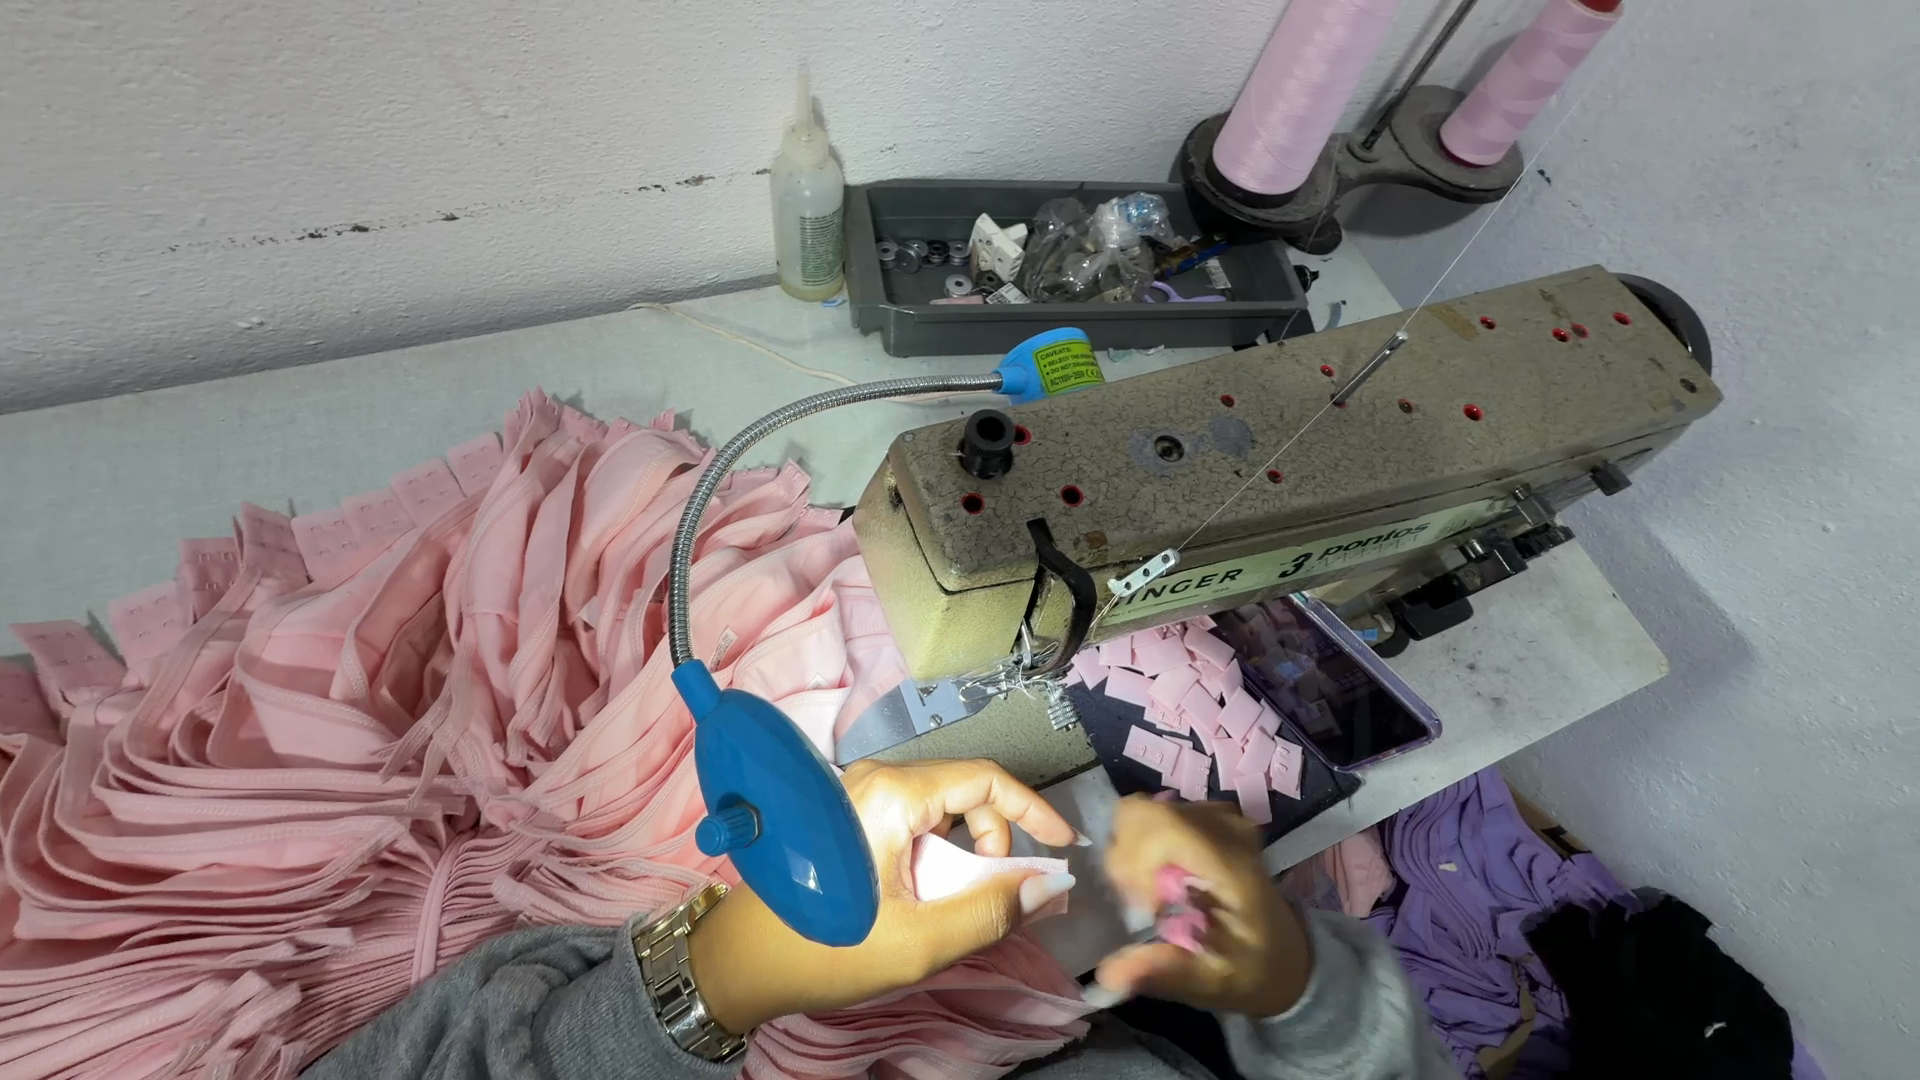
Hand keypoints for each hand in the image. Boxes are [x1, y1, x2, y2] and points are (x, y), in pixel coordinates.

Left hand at [685, 759, 1078, 1031]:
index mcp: (892, 793)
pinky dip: (938, 849)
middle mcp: (876, 776)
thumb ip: (990, 911)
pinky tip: (927, 891)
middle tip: (999, 893)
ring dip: (965, 848)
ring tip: (957, 900)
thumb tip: (1048, 885)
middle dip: (995, 838)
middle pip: (964, 790)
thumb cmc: (826, 949)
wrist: (742, 959)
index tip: (1064, 843)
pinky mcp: (850, 809)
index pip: (985, 779)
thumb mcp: (918, 941)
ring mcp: (859, 790)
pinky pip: (914, 816)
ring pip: (940, 804)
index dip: (1033, 808)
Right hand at [1090, 797, 1312, 1017]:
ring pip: (1141, 812)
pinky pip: (1151, 816)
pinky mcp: (1202, 817)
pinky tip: (1157, 879)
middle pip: (1142, 813)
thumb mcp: (1213, 983)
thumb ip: (1164, 972)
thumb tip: (1108, 975)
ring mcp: (1212, 816)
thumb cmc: (1251, 970)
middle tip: (1139, 902)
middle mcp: (1221, 828)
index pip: (1164, 826)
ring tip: (1147, 893)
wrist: (1286, 955)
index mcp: (1229, 864)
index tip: (1143, 908)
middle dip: (1126, 857)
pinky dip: (1141, 845)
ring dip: (1130, 852)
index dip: (1136, 860)